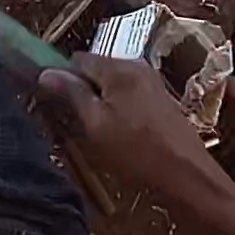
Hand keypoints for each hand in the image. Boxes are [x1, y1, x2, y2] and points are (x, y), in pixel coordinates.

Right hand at [37, 54, 234, 214]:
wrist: (188, 175)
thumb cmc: (137, 152)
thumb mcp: (96, 125)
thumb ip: (72, 94)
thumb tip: (46, 72)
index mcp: (119, 67)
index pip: (78, 58)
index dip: (63, 77)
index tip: (57, 103)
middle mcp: (136, 64)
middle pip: (97, 67)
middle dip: (84, 89)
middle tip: (80, 122)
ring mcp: (151, 79)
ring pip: (113, 81)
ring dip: (102, 99)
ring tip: (101, 131)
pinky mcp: (161, 95)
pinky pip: (129, 91)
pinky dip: (119, 105)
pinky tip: (121, 132)